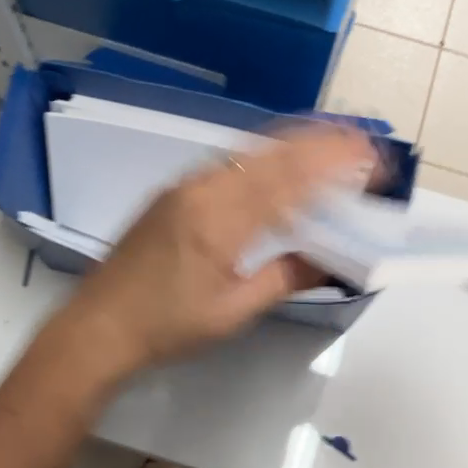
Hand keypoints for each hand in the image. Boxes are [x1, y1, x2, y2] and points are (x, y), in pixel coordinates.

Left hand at [59, 124, 376, 372]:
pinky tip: (280, 163)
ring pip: (249, 153)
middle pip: (272, 154)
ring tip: (332, 141)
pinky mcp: (173, 193)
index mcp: (221, 219)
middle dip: (321, 142)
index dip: (334, 164)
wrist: (97, 326)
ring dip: (293, 144)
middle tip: (362, 141)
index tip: (370, 158)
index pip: (290, 180)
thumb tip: (330, 261)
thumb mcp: (233, 311)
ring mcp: (184, 186)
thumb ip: (284, 278)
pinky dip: (264, 157)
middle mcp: (203, 189)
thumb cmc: (166, 327)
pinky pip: (228, 164)